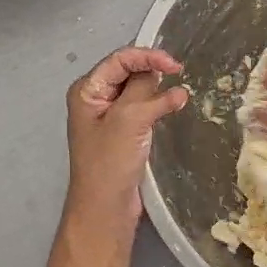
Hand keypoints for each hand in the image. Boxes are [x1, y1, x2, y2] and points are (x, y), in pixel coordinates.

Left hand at [65, 47, 188, 233]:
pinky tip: (175, 103)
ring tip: (178, 88)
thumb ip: (148, 94)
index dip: (147, 56)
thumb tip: (174, 85)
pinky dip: (157, 104)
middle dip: (152, 69)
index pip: (119, 60)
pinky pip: (141, 108)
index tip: (175, 65)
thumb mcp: (128, 120)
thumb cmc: (110, 163)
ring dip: (156, 87)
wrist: (105, 210)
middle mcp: (95, 98)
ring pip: (137, 90)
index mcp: (87, 90)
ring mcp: (109, 116)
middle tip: (179, 74)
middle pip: (127, 71)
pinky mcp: (123, 132)